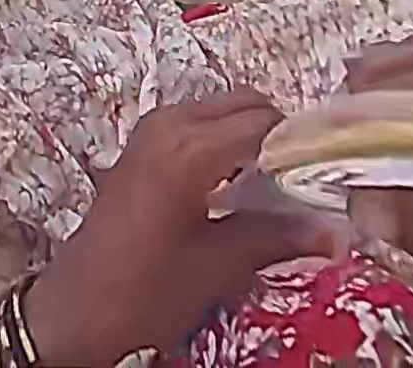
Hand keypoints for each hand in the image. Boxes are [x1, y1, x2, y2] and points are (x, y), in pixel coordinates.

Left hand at [23, 91, 328, 365]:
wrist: (77, 309)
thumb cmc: (145, 290)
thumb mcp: (215, 266)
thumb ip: (276, 238)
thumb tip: (336, 234)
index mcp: (189, 147)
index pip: (262, 123)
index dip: (297, 144)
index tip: (323, 172)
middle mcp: (171, 121)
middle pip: (243, 103)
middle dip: (276, 132)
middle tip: (300, 176)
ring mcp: (154, 125)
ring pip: (221, 108)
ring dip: (249, 134)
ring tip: (272, 182)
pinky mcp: (146, 137)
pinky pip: (199, 120)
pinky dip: (224, 138)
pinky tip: (235, 181)